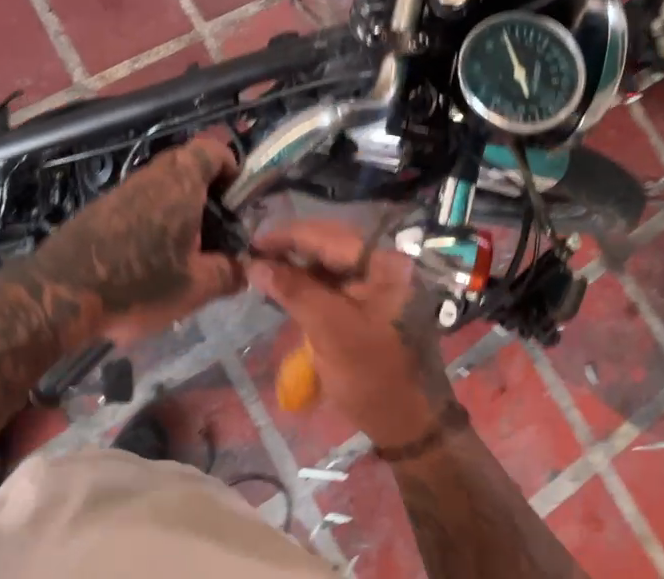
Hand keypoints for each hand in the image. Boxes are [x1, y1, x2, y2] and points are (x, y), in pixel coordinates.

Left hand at [28, 134, 243, 346]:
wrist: (61, 292)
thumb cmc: (139, 283)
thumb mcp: (196, 288)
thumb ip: (228, 274)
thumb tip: (243, 268)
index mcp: (181, 183)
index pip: (213, 148)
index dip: (231, 166)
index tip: (237, 197)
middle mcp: (152, 176)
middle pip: (187, 166)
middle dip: (206, 192)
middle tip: (216, 228)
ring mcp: (123, 190)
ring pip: (161, 186)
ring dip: (178, 208)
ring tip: (185, 250)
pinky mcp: (100, 208)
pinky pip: (138, 203)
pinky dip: (152, 221)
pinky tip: (151, 259)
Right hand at [247, 219, 451, 448]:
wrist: (411, 427)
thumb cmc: (374, 377)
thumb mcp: (330, 331)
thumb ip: (294, 291)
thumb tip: (255, 264)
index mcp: (387, 263)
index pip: (329, 236)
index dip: (287, 236)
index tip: (252, 243)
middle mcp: (388, 266)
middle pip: (330, 246)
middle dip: (291, 250)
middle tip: (254, 258)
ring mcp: (383, 286)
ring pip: (332, 265)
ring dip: (299, 267)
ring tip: (265, 272)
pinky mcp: (374, 306)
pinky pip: (337, 285)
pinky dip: (311, 286)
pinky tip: (288, 291)